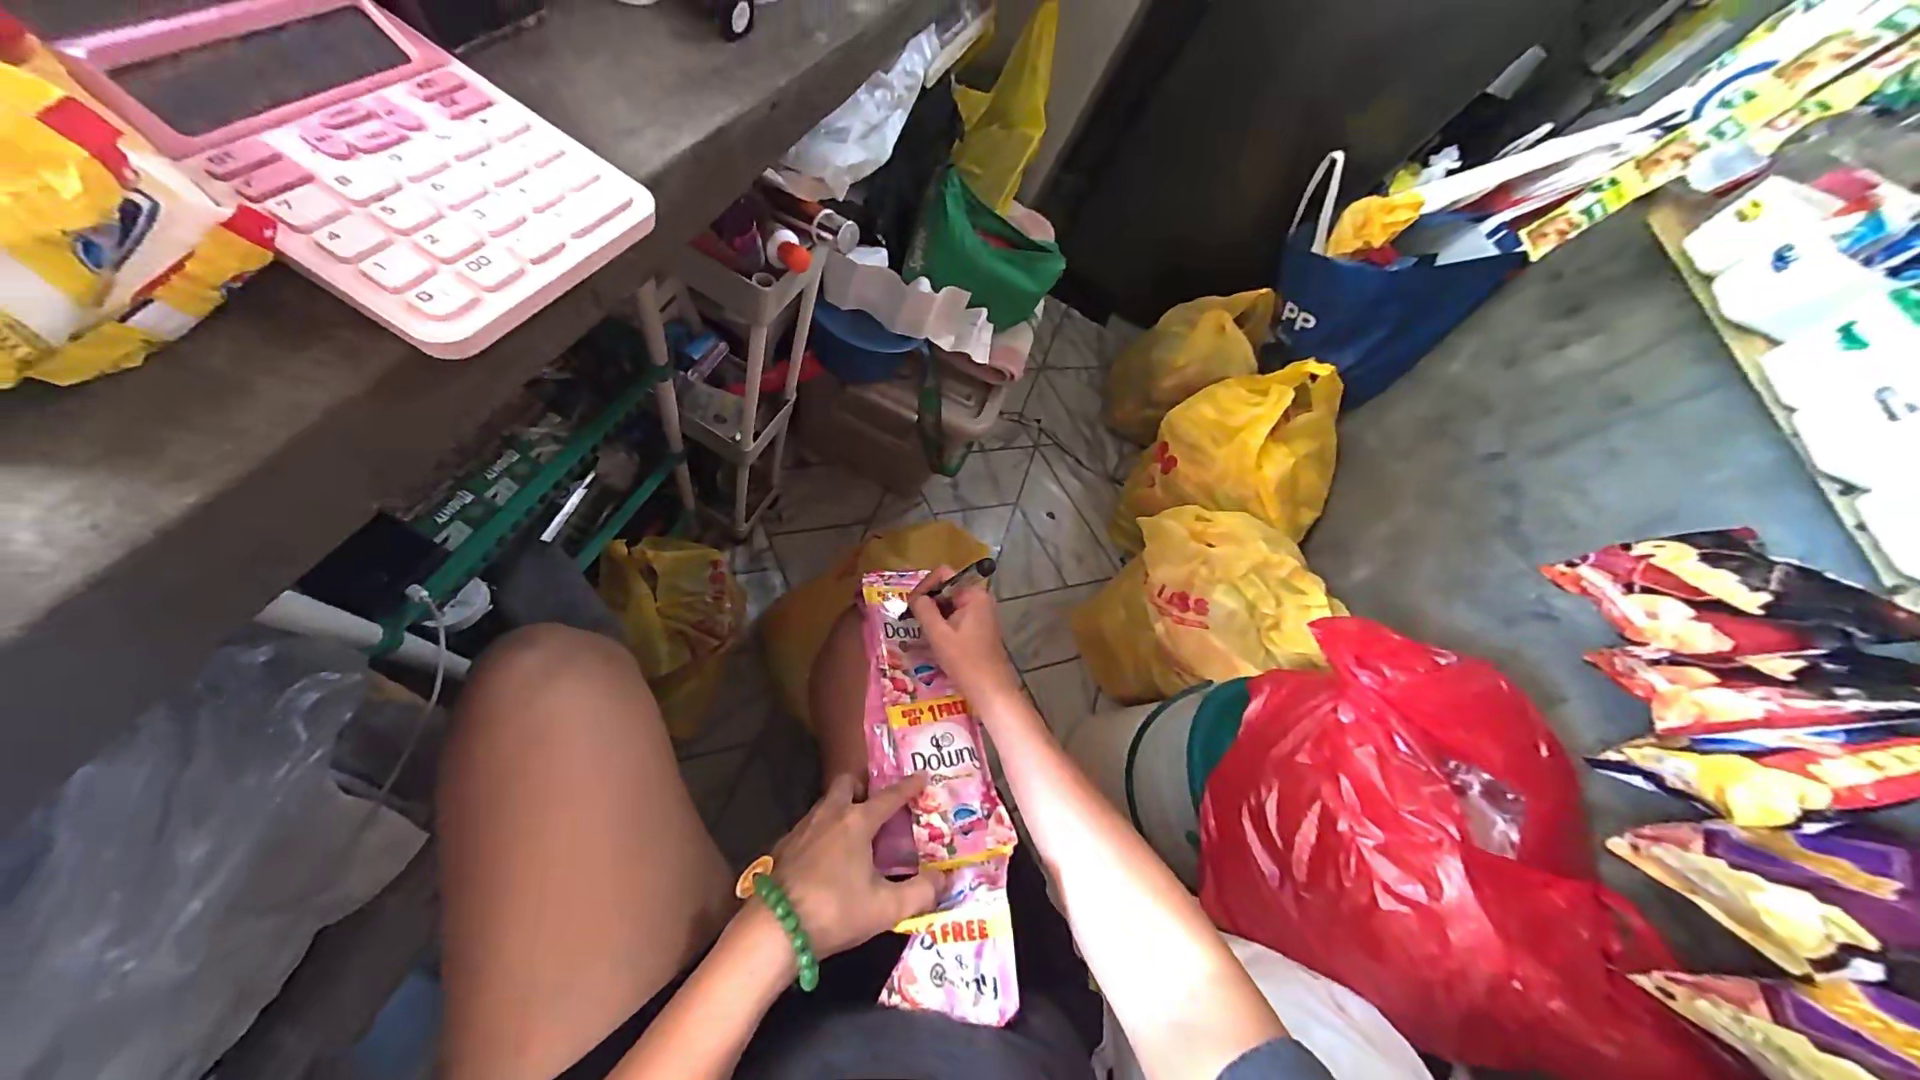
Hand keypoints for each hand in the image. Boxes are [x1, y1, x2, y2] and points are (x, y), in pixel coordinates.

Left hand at [772, 773, 941, 957]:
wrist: (774, 930)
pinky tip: (825, 858)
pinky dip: (822, 833)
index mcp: (857, 821)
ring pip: (825, 804)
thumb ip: (920, 892)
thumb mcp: (886, 908)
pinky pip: (809, 827)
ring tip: (853, 833)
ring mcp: (803, 828)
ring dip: (840, 809)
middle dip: (862, 788)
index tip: (921, 776)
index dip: (908, 786)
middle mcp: (830, 815)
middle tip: (874, 806)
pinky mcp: (783, 846)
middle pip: (846, 784)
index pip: (889, 797)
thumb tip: (945, 881)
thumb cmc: (835, 911)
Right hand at [907, 566, 1022, 707]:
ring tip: (918, 633)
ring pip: (950, 607)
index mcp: (974, 595)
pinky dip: (942, 627)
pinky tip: (931, 642)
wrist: (991, 691)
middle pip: (947, 590)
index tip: (910, 605)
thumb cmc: (965, 661)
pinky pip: (956, 620)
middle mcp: (980, 600)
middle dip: (928, 603)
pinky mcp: (979, 630)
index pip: (944, 575)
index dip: (924, 586)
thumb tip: (915, 597)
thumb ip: (924, 609)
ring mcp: (981, 615)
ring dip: (933, 617)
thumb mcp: (938, 634)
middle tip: (912, 621)